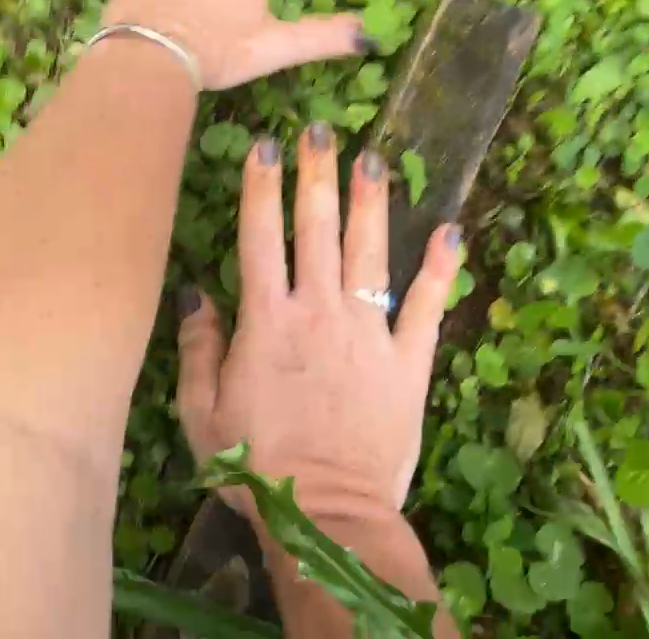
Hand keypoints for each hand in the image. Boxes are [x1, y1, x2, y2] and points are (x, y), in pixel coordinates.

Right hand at [176, 124, 462, 522]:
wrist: (328, 519)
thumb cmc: (254, 465)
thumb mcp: (201, 411)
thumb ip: (197, 345)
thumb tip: (197, 290)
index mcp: (267, 320)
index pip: (261, 236)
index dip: (262, 186)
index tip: (267, 144)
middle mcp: (319, 312)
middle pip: (317, 229)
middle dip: (318, 174)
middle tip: (321, 129)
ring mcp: (368, 334)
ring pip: (370, 253)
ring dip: (371, 202)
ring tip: (374, 157)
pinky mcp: (408, 363)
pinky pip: (426, 307)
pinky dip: (440, 268)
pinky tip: (451, 230)